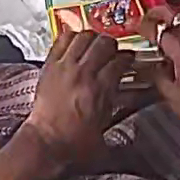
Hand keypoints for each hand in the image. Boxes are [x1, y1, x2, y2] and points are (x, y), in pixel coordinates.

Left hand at [17, 31, 130, 175]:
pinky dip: (72, 37)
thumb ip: (120, 110)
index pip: (119, 61)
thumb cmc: (74, 143)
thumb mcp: (107, 129)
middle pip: (103, 43)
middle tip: (113, 50)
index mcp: (100, 90)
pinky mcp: (50, 65)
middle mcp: (84, 73)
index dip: (127, 58)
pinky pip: (62, 40)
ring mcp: (65, 67)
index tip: (128, 59)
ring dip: (93, 38)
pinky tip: (76, 42)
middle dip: (112, 45)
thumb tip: (134, 99)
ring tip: (95, 44)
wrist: (46, 142)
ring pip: (84, 37)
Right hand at [144, 13, 179, 149]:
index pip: (158, 27)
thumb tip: (152, 67)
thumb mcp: (175, 98)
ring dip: (173, 26)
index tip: (134, 27)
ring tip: (162, 41)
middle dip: (157, 16)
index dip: (143, 25)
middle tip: (147, 24)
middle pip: (174, 16)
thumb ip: (159, 78)